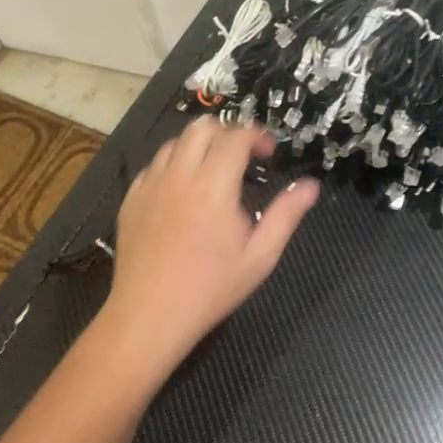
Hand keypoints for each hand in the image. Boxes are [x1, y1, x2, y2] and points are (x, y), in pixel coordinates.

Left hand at [100, 118, 318, 368]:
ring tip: (213, 171)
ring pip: (174, 143)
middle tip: (242, 157)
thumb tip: (311, 185)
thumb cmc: (211, 289)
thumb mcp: (259, 257)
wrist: (151, 314)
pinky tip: (182, 191)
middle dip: (227, 133)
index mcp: (213, 186)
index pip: (235, 137)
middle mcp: (178, 176)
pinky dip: (172, 165)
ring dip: (198, 146)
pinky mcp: (131, 199)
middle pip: (202, 127)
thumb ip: (286, 215)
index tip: (268, 155)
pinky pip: (153, 166)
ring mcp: (149, 185)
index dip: (256, 136)